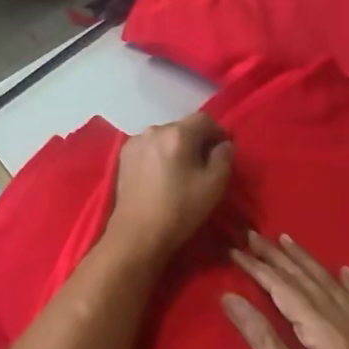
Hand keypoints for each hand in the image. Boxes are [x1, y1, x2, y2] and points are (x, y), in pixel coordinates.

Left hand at [100, 113, 233, 266]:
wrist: (138, 230)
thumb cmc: (180, 208)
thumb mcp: (213, 186)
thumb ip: (223, 158)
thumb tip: (224, 143)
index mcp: (177, 134)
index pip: (203, 119)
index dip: (218, 131)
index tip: (224, 149)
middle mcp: (154, 129)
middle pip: (182, 127)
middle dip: (197, 140)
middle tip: (205, 164)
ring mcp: (135, 140)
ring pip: (164, 136)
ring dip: (177, 146)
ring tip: (183, 170)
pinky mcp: (124, 153)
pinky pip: (149, 145)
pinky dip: (160, 153)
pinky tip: (162, 174)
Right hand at [223, 233, 348, 348]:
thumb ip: (264, 342)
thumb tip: (229, 297)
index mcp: (329, 337)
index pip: (286, 290)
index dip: (259, 269)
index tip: (234, 250)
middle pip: (311, 284)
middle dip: (280, 258)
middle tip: (254, 236)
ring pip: (338, 291)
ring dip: (311, 264)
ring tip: (287, 241)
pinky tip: (346, 273)